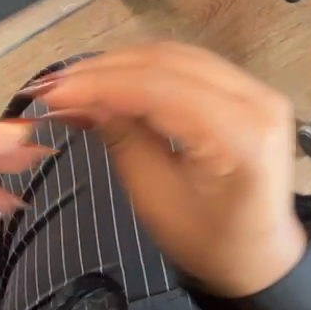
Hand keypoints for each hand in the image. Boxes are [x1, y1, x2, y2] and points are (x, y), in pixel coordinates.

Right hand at [30, 43, 305, 297]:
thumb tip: (78, 101)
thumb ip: (122, 139)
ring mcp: (255, 89)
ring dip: (119, 64)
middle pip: (167, 63)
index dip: (101, 85)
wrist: (258, 253)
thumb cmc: (207, 240)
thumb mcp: (155, 197)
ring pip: (174, 55)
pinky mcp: (245, 89)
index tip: (53, 94)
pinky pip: (187, 64)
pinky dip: (143, 68)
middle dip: (104, 70)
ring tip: (73, 81)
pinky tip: (109, 79)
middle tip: (53, 85)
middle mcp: (257, 100)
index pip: (160, 90)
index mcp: (240, 137)